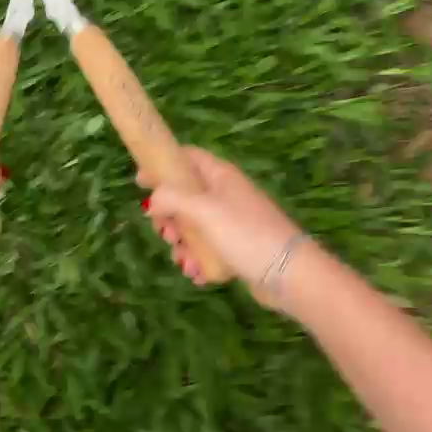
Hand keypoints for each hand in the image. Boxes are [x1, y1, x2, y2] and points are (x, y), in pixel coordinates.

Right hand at [139, 147, 305, 304]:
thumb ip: (170, 198)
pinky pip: (208, 249)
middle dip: (168, 216)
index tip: (139, 183)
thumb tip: (151, 202)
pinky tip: (197, 274)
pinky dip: (198, 260)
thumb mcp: (202, 209)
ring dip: (182, 243)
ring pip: (193, 225)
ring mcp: (232, 222)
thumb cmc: (246, 233)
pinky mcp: (238, 249)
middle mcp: (225, 195)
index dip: (160, 164)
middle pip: (183, 195)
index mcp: (219, 176)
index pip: (185, 156)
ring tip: (183, 260)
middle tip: (164, 232)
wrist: (292, 276)